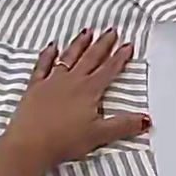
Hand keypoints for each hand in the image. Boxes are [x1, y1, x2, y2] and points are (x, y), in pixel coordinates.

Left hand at [0, 28, 148, 169]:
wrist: (29, 146)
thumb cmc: (64, 141)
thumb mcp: (99, 135)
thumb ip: (123, 125)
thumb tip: (146, 120)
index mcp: (89, 90)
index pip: (109, 69)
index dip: (120, 57)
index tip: (128, 45)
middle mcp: (72, 81)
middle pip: (91, 58)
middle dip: (103, 43)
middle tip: (112, 30)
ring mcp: (52, 82)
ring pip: (69, 57)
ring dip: (79, 43)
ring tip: (87, 31)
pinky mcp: (35, 87)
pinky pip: (42, 66)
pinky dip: (47, 55)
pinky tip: (52, 46)